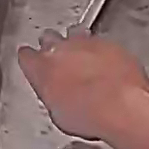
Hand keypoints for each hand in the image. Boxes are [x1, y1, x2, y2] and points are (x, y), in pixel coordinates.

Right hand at [17, 27, 148, 141]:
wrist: (122, 107)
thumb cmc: (90, 113)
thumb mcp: (59, 116)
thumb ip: (52, 96)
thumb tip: (58, 101)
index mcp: (40, 66)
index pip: (26, 56)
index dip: (30, 61)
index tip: (34, 65)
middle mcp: (59, 48)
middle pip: (48, 38)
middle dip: (53, 47)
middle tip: (61, 62)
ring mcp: (84, 43)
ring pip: (75, 33)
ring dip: (78, 44)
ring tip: (85, 59)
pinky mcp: (109, 44)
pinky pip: (103, 43)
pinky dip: (104, 52)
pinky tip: (110, 66)